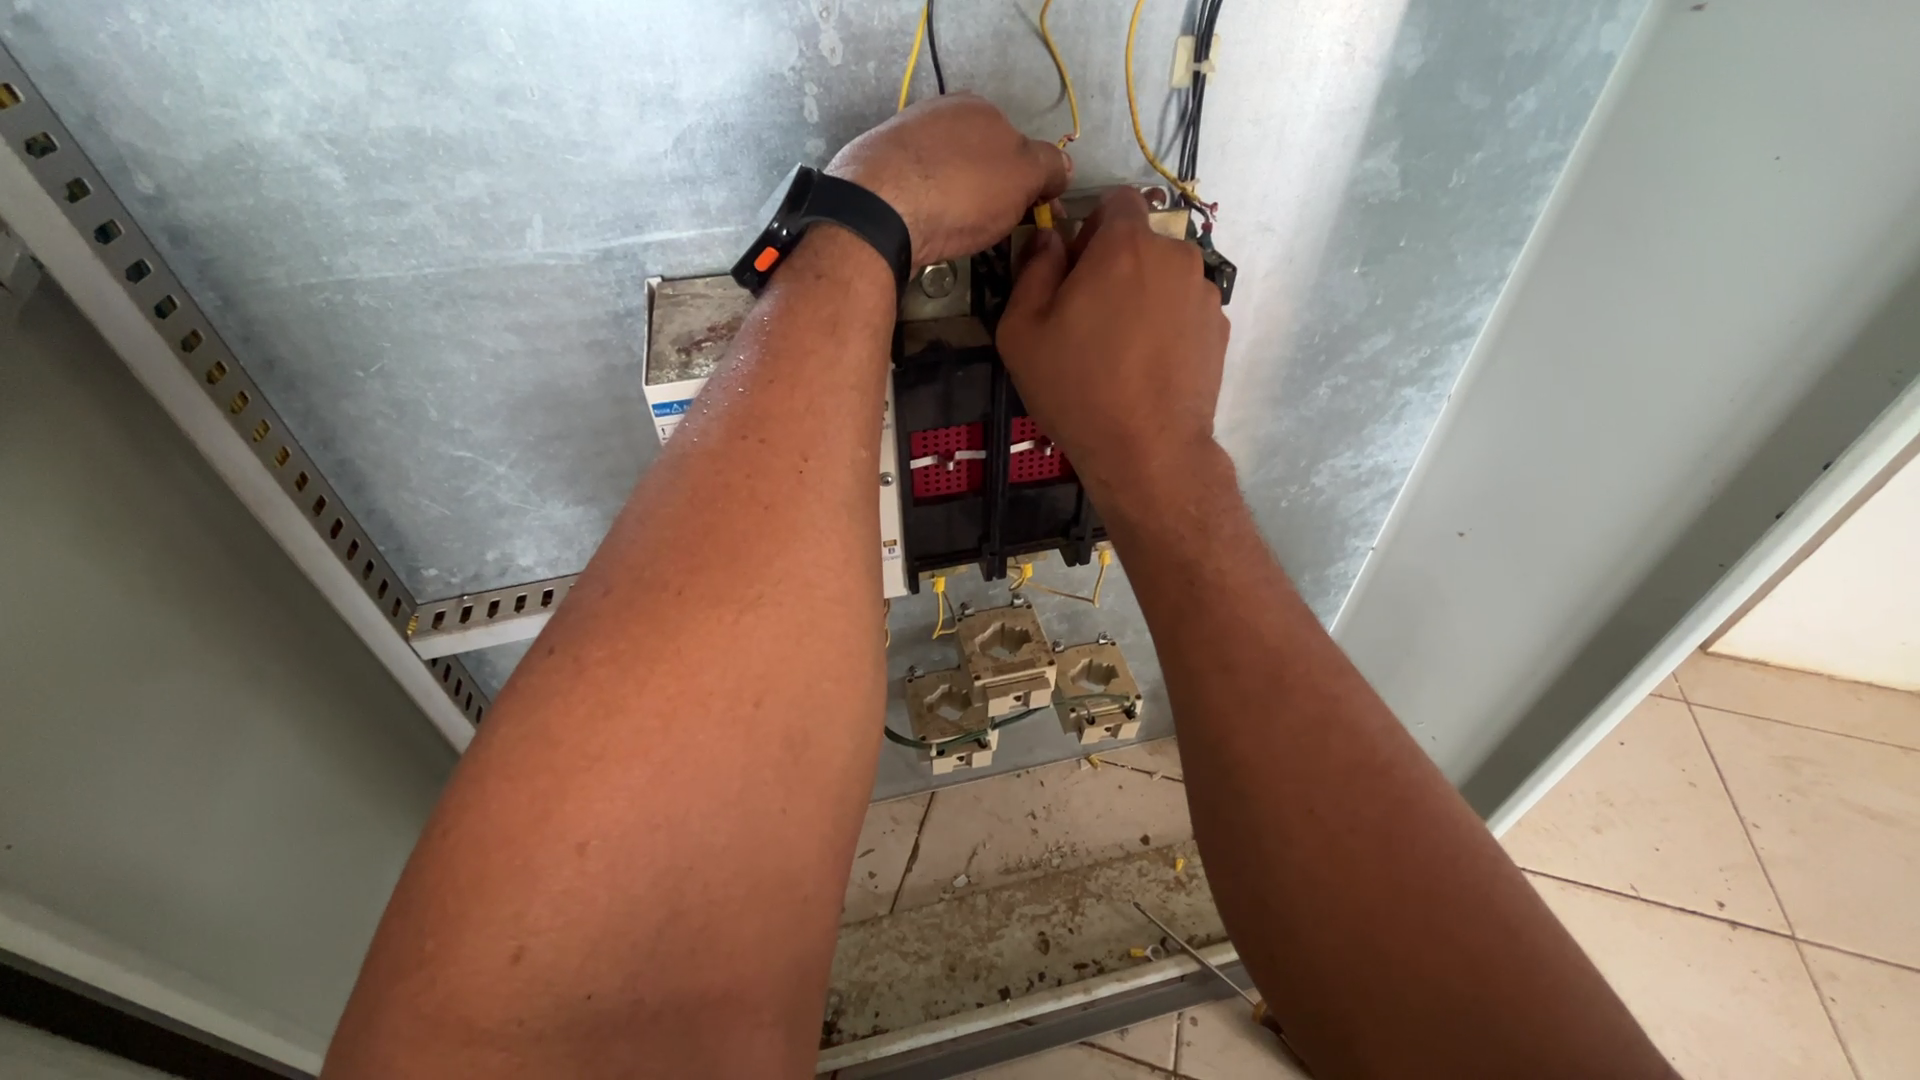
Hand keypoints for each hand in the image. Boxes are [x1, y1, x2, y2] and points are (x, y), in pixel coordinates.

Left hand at [829, 94, 1071, 267]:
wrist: (880, 207)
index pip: (1019, 145)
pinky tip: (924, 227)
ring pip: (947, 175)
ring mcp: (904, 138)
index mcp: (981, 108)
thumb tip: (1063, 166)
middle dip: (991, 190)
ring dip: (957, 200)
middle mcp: (940, 113)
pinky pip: (915, 190)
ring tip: (955, 232)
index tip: (1034, 217)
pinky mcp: (876, 168)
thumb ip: (1048, 168)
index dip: (1031, 184)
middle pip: (980, 159)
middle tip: (994, 228)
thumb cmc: (963, 192)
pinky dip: (925, 207)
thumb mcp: (1023, 179)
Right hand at [997, 189, 1230, 507]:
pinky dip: (1167, 326)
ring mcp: (1205, 293)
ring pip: (1165, 278)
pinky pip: (1184, 310)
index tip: (1075, 273)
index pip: (1115, 200)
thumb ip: (1033, 270)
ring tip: (1123, 351)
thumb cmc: (1076, 388)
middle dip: (1116, 267)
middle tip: (1091, 321)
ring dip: (1143, 297)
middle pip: (1141, 242)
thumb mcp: (1022, 331)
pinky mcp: (1220, 329)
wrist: (1147, 451)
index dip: (1090, 230)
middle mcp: (1175, 256)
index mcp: (1126, 245)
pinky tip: (1148, 368)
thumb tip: (1050, 239)